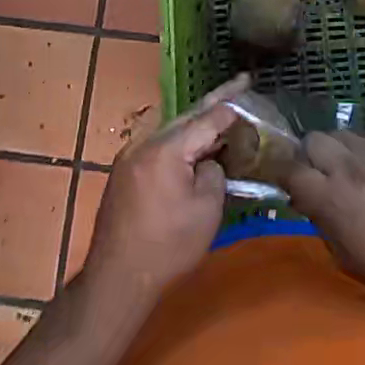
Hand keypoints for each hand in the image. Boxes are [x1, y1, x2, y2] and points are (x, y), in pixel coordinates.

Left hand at [83, 75, 248, 299]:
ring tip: (223, 115)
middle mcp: (144, 144)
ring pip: (171, 131)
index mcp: (166, 149)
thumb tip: (209, 161)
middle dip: (213, 105)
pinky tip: (197, 145)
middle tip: (238, 86)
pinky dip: (181, 142)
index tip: (247, 86)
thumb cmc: (168, 246)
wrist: (117, 278)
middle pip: (186, 118)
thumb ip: (214, 172)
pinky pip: (159, 147)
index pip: (206, 119)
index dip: (231, 104)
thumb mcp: (207, 208)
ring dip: (197, 125)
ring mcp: (130, 157)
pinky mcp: (125, 173)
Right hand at [283, 131, 364, 306]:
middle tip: (315, 175)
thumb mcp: (347, 259)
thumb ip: (323, 224)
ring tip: (343, 170)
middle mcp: (350, 167)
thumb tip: (309, 204)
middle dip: (307, 155)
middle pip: (312, 140)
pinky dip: (359, 151)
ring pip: (340, 134)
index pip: (290, 170)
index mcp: (332, 197)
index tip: (285, 185)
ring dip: (333, 149)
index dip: (282, 175)